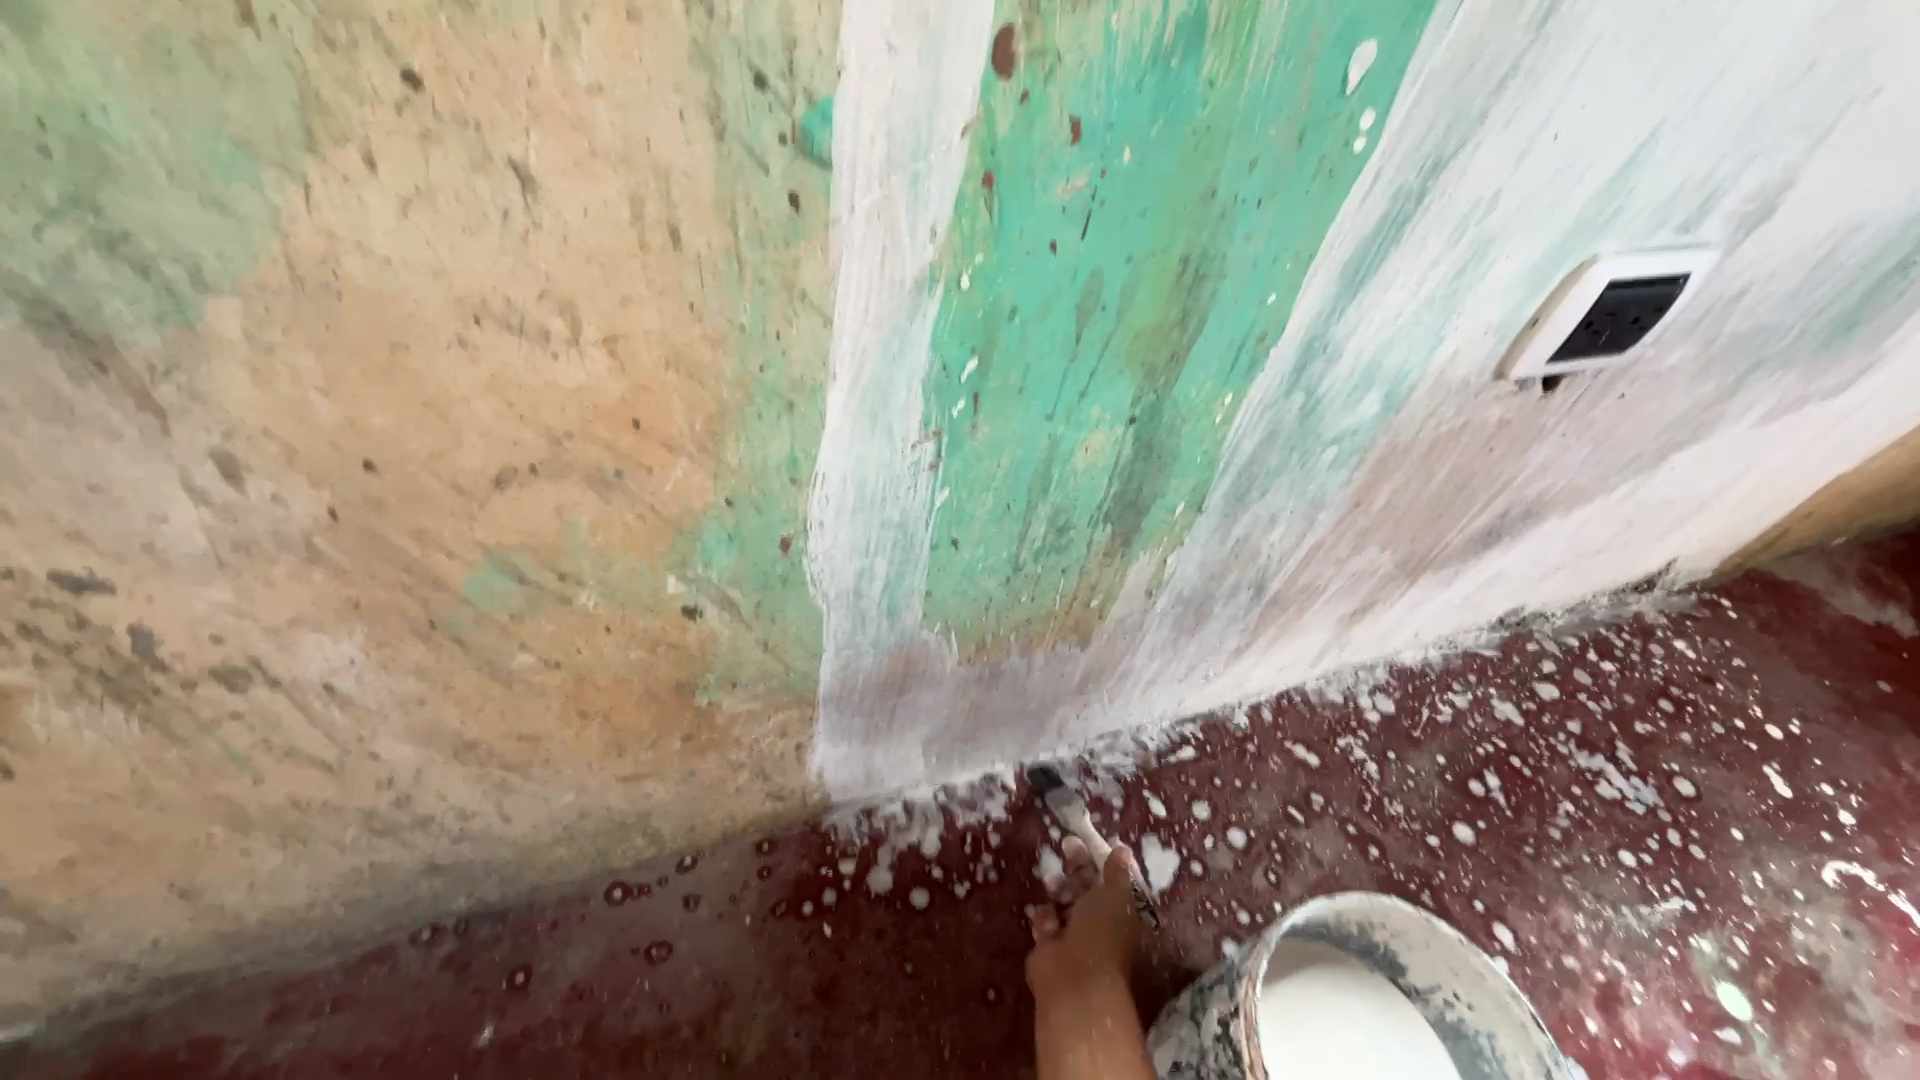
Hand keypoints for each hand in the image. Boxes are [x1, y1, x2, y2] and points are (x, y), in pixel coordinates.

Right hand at [1024, 836, 1143, 1006]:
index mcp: (1120, 909)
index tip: (1088, 838)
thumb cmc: (1102, 932)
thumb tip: (1123, 849)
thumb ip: (1116, 870)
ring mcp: (1073, 931)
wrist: (1073, 978)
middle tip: (1066, 844)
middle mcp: (1098, 919)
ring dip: (1059, 887)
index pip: (1111, 876)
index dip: (1100, 857)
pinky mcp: (1048, 941)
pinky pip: (1044, 917)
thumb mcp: (1115, 894)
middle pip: (1086, 883)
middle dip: (1076, 864)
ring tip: (1054, 886)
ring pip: (1063, 896)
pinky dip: (1045, 918)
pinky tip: (1049, 927)